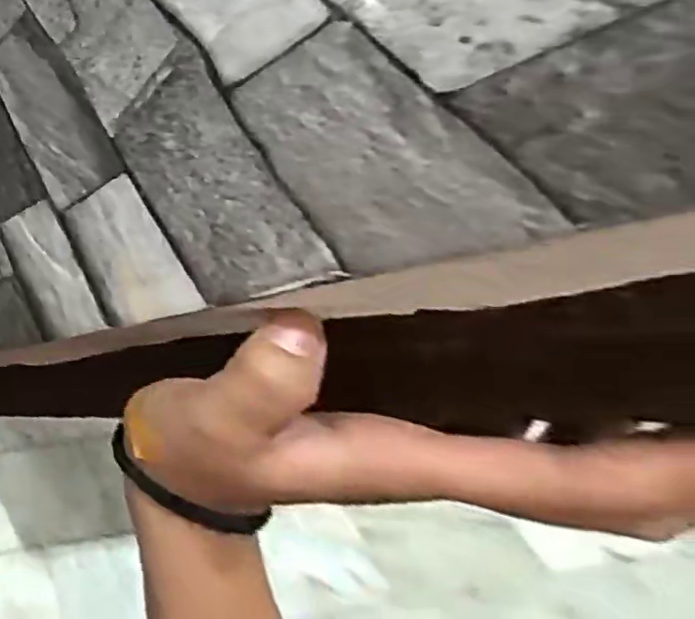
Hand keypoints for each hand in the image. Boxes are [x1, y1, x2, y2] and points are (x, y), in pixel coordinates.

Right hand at [124, 310, 694, 538]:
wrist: (179, 476)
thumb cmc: (195, 446)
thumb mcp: (213, 415)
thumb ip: (257, 383)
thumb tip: (304, 327)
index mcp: (406, 461)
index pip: (565, 481)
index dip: (660, 467)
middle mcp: (433, 466)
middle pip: (597, 496)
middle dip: (675, 467)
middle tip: (684, 390)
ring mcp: (415, 456)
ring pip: (564, 474)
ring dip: (631, 448)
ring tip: (645, 381)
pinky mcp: (390, 438)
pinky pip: (512, 447)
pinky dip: (562, 427)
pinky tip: (538, 378)